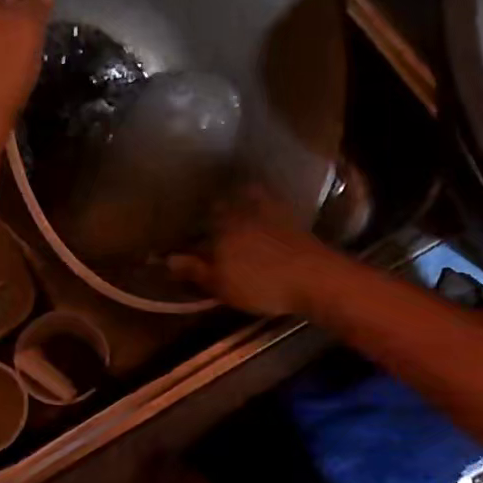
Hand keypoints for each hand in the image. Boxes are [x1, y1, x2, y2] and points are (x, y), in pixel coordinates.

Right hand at [169, 189, 331, 316]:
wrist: (315, 278)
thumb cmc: (262, 285)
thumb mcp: (221, 285)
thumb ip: (194, 270)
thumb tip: (167, 259)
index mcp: (219, 232)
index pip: (196, 231)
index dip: (187, 239)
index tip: (181, 245)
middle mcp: (238, 216)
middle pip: (219, 208)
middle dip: (210, 212)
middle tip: (205, 219)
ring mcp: (266, 213)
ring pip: (244, 198)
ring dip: (235, 197)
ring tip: (230, 201)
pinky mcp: (289, 217)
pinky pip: (269, 200)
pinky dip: (260, 196)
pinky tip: (260, 201)